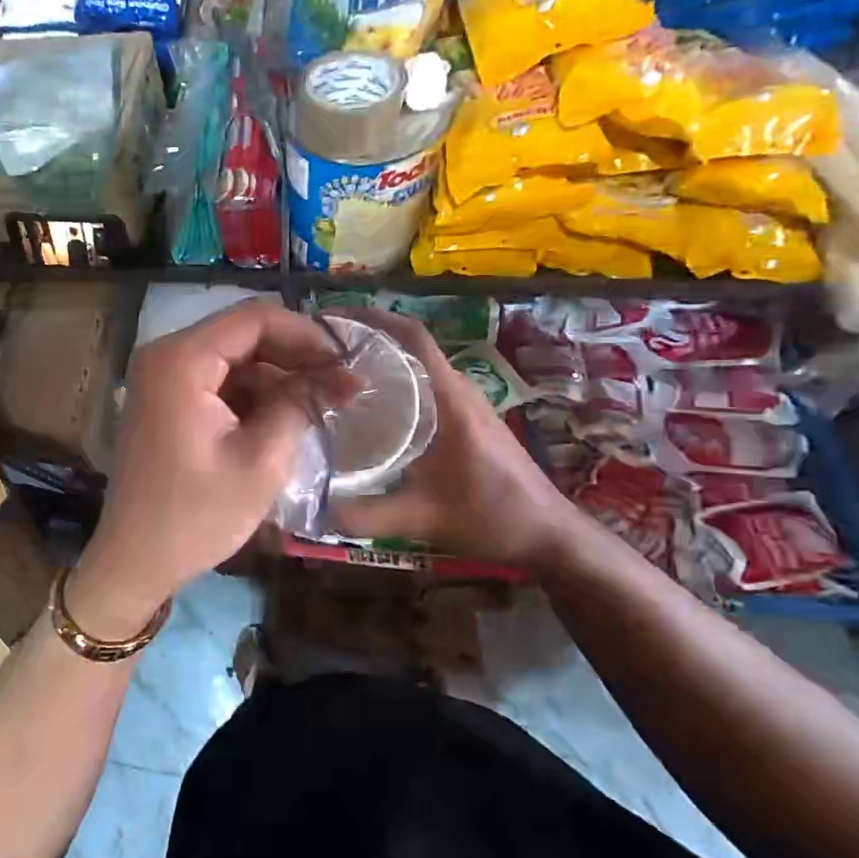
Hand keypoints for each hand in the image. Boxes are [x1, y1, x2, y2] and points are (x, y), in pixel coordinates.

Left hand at [66, 299, 351, 636]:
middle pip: (240, 334)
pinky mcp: (161, 399)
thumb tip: (348, 373)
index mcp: (180, 359)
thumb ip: (301, 403)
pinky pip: (213, 380)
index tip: (348, 362)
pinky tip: (281, 419)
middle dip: (293, 356)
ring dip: (274, 377)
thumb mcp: (262, 458)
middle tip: (342, 387)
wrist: (136, 557)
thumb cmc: (197, 513)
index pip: (254, 318)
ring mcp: (158, 377)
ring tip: (320, 407)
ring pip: (230, 358)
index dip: (307, 334)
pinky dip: (249, 394)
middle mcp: (163, 355)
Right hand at [331, 309, 586, 568]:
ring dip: (374, 357)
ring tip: (325, 369)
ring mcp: (463, 401)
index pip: (410, 337)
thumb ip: (365, 515)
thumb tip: (307, 510)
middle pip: (406, 344)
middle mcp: (457, 389)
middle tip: (310, 350)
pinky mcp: (464, 416)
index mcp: (450, 399)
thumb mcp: (423, 519)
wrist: (552, 538)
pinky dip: (389, 378)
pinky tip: (360, 402)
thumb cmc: (493, 518)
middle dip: (360, 337)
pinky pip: (420, 381)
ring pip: (413, 362)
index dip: (369, 319)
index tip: (325, 320)